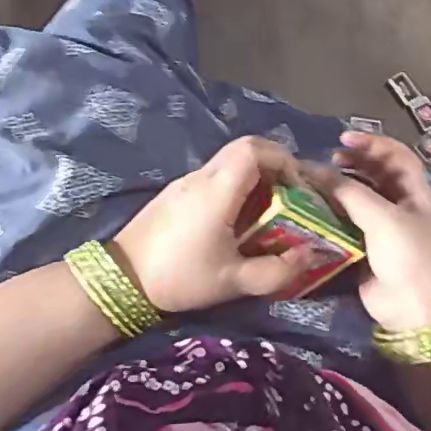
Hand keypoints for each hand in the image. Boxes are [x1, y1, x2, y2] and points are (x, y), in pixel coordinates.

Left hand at [111, 136, 312, 312]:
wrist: (121, 279)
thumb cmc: (180, 277)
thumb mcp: (235, 282)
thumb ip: (278, 270)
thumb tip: (309, 254)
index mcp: (217, 190)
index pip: (255, 149)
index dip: (284, 160)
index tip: (298, 188)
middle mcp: (200, 177)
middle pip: (243, 149)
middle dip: (273, 167)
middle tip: (288, 198)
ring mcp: (183, 183)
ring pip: (227, 164)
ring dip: (253, 180)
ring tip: (265, 215)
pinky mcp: (173, 195)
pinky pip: (211, 179)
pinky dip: (233, 189)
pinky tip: (235, 223)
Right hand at [303, 132, 430, 331]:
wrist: (414, 311)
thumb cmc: (408, 258)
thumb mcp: (383, 219)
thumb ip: (349, 193)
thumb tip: (316, 172)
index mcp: (417, 193)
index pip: (397, 155)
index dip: (372, 143)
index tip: (343, 139)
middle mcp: (402, 206)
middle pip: (378, 174)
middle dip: (354, 163)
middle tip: (327, 160)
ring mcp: (385, 228)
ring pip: (361, 197)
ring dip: (341, 187)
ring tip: (318, 182)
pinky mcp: (368, 248)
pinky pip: (349, 222)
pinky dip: (333, 212)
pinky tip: (316, 209)